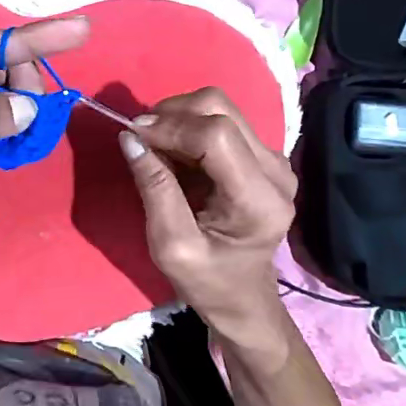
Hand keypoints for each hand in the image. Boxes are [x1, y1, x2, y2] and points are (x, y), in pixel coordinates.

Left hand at [0, 17, 90, 268]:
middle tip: (29, 117)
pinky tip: (22, 139)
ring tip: (20, 134)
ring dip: (27, 106)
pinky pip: (12, 115)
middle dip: (25, 82)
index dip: (32, 39)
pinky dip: (25, 125)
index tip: (80, 30)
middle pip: (4, 62)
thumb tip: (28, 106)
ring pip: (13, 88)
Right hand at [118, 88, 296, 339]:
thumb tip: (130, 137)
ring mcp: (273, 160)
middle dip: (173, 114)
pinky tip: (173, 151)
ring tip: (154, 144)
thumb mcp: (170, 246)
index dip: (170, 127)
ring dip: (180, 118)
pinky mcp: (263, 155)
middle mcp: (275, 171)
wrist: (243, 297)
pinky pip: (222, 121)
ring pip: (221, 108)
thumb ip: (154, 188)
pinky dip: (189, 127)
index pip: (216, 136)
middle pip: (220, 109)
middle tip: (140, 137)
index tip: (133, 135)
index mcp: (258, 200)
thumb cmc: (207, 282)